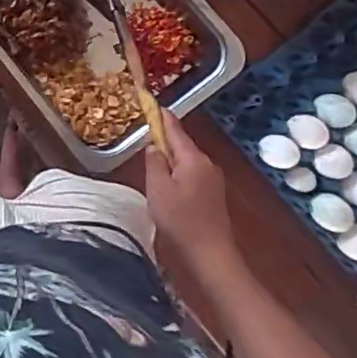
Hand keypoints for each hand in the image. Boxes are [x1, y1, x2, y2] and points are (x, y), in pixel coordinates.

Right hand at [145, 112, 239, 270]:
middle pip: (181, 144)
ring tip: (151, 168)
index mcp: (193, 158)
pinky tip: (167, 187)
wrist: (211, 255)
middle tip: (142, 141)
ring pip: (186, 160)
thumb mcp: (157, 188)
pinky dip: (178, 173)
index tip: (150, 102)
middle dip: (163, 141)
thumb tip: (153, 146)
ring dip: (169, 160)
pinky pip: (191, 173)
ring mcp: (213, 179)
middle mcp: (207, 163)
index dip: (161, 115)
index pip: (175, 128)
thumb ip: (153, 162)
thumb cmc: (180, 219)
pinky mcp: (213, 194)